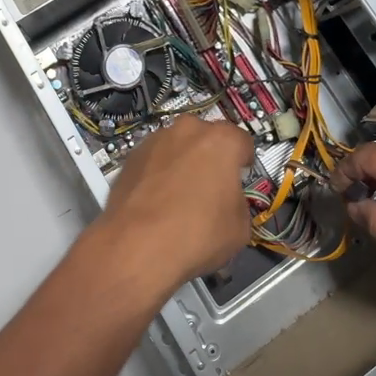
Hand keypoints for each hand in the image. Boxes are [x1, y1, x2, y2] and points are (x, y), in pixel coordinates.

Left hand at [92, 117, 253, 290]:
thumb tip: (229, 202)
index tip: (240, 180)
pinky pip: (155, 160)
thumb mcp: (240, 228)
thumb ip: (239, 202)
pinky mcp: (132, 155)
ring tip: (178, 198)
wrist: (137, 245)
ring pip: (178, 146)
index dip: (243, 163)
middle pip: (207, 139)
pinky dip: (158, 173)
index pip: (243, 142)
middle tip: (209, 189)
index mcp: (221, 140)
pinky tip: (156, 201)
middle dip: (211, 158)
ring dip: (182, 163)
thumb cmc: (197, 234)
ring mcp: (156, 139)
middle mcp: (188, 130)